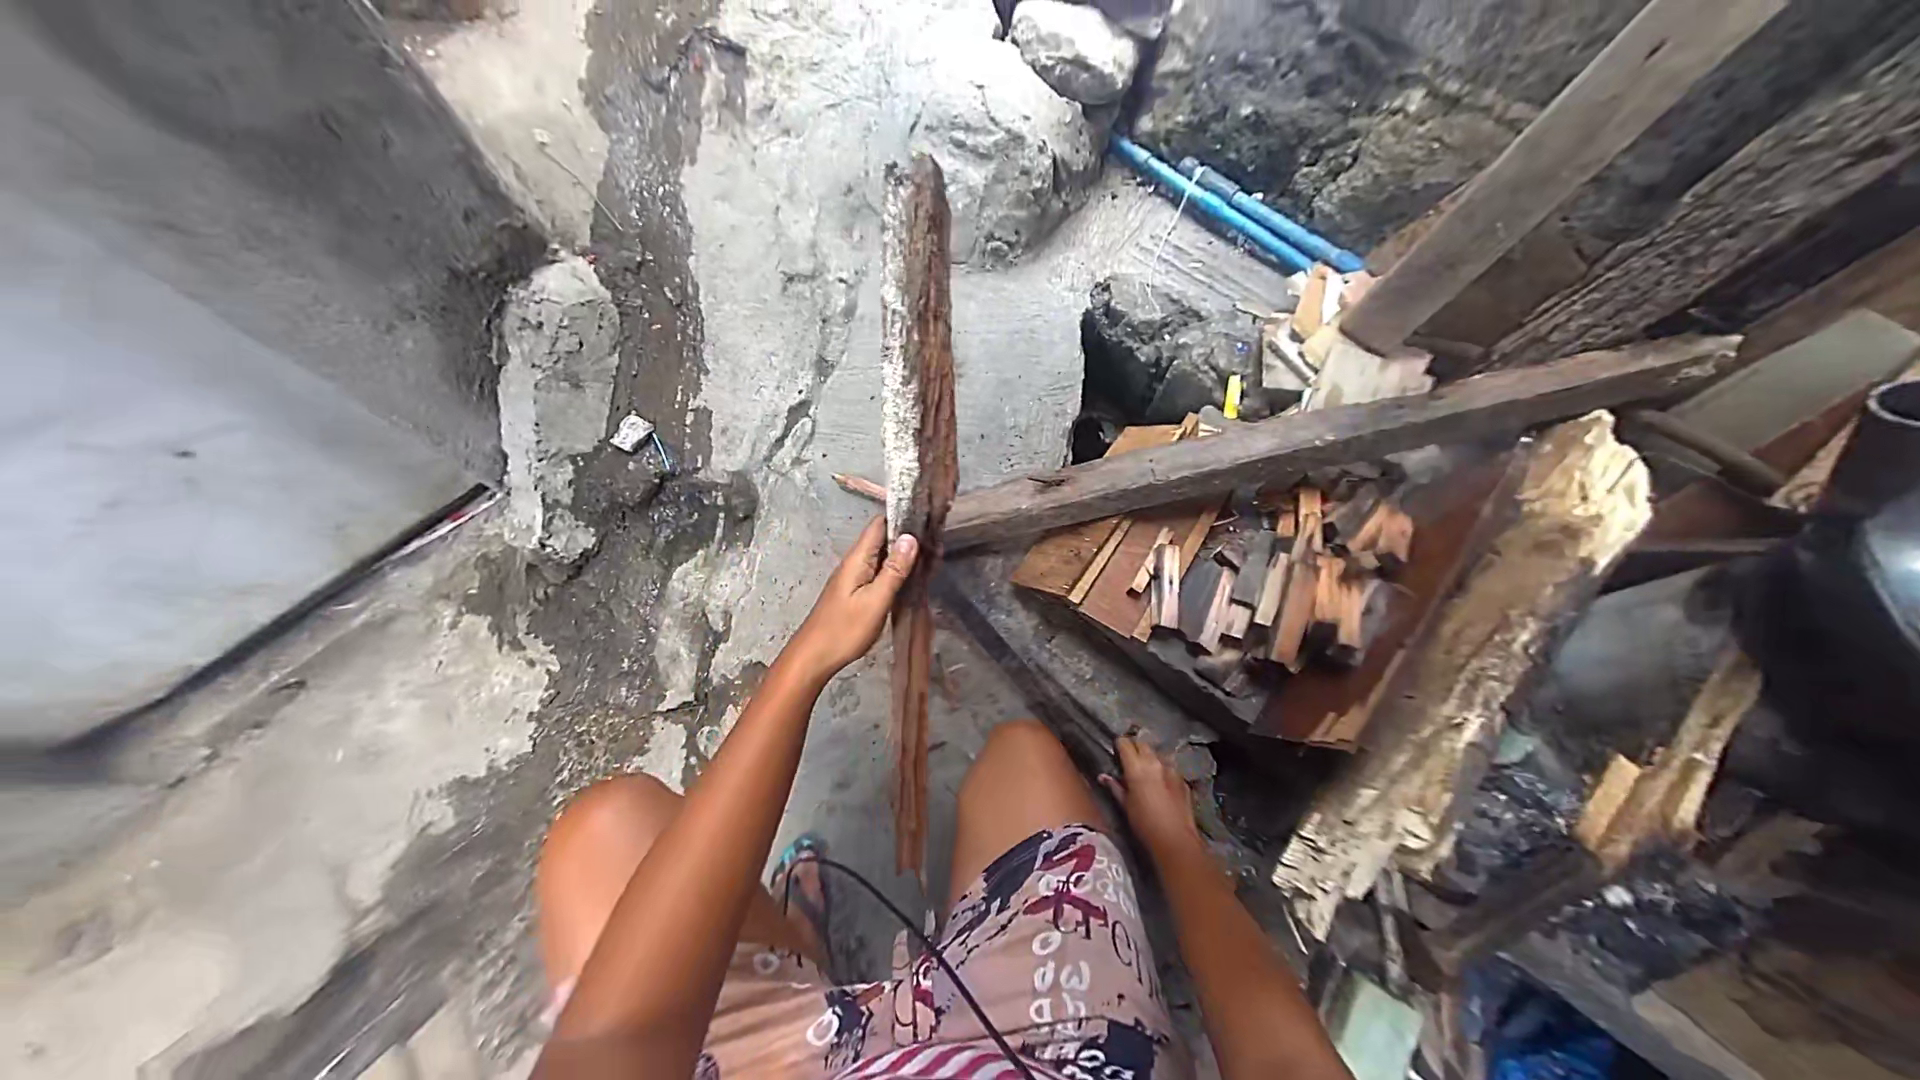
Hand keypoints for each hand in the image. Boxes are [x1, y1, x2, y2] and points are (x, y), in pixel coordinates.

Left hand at [786, 517, 918, 678]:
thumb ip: (894, 570)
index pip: (880, 524)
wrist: (815, 656)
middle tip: (939, 545)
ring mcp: (856, 576)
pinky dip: (898, 571)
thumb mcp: (875, 600)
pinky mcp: (858, 590)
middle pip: (884, 538)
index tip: (929, 521)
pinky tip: (914, 578)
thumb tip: (911, 538)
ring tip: (934, 560)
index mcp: (858, 558)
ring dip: (906, 556)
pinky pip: (881, 572)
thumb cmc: (845, 630)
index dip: (903, 518)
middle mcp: (856, 562)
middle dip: (910, 538)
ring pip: (884, 556)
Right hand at [1100, 735, 1204, 859]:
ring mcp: (1172, 770)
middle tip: (1129, 761)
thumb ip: (1114, 787)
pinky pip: (1170, 768)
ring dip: (1150, 758)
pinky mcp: (1183, 780)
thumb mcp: (1125, 805)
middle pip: (1142, 744)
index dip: (1119, 745)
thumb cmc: (1144, 824)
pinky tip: (1161, 785)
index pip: (1125, 743)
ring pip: (1158, 754)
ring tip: (1146, 772)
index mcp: (1137, 767)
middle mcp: (1155, 762)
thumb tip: (1103, 776)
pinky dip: (1163, 771)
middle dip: (1134, 748)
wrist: (1176, 840)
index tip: (1115, 752)